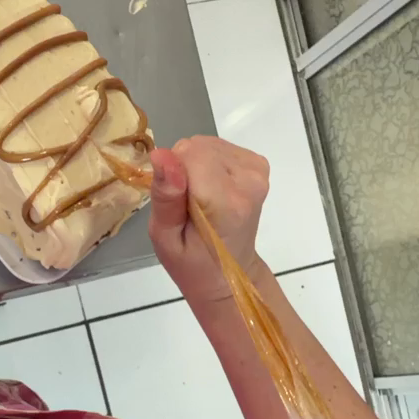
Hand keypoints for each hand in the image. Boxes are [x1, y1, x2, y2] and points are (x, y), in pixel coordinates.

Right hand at [148, 136, 271, 302]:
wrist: (228, 273)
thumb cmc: (192, 262)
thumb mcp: (165, 239)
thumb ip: (165, 197)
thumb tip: (160, 155)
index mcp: (227, 203)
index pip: (189, 154)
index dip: (173, 175)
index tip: (176, 203)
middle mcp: (250, 180)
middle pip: (197, 147)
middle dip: (184, 171)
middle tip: (187, 205)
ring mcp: (257, 170)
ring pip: (206, 145)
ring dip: (195, 169)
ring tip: (199, 200)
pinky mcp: (257, 163)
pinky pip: (218, 148)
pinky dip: (208, 166)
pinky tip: (211, 191)